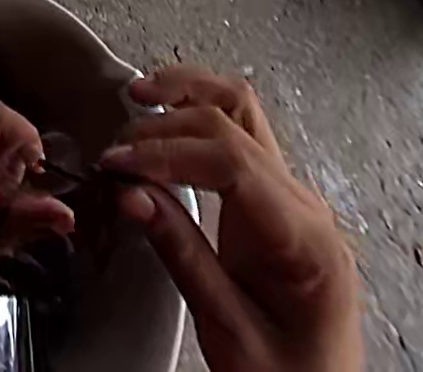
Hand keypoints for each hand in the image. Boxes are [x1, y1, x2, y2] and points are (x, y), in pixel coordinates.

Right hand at [103, 67, 360, 371]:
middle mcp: (302, 199)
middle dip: (169, 120)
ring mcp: (289, 188)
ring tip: (140, 94)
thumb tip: (132, 193)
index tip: (120, 163)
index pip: (231, 160)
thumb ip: (183, 256)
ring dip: (188, 91)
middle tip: (119, 146)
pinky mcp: (271, 190)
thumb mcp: (230, 332)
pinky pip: (237, 128)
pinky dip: (196, 108)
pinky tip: (166, 109)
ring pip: (240, 106)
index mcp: (303, 236)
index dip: (168, 151)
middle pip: (236, 118)